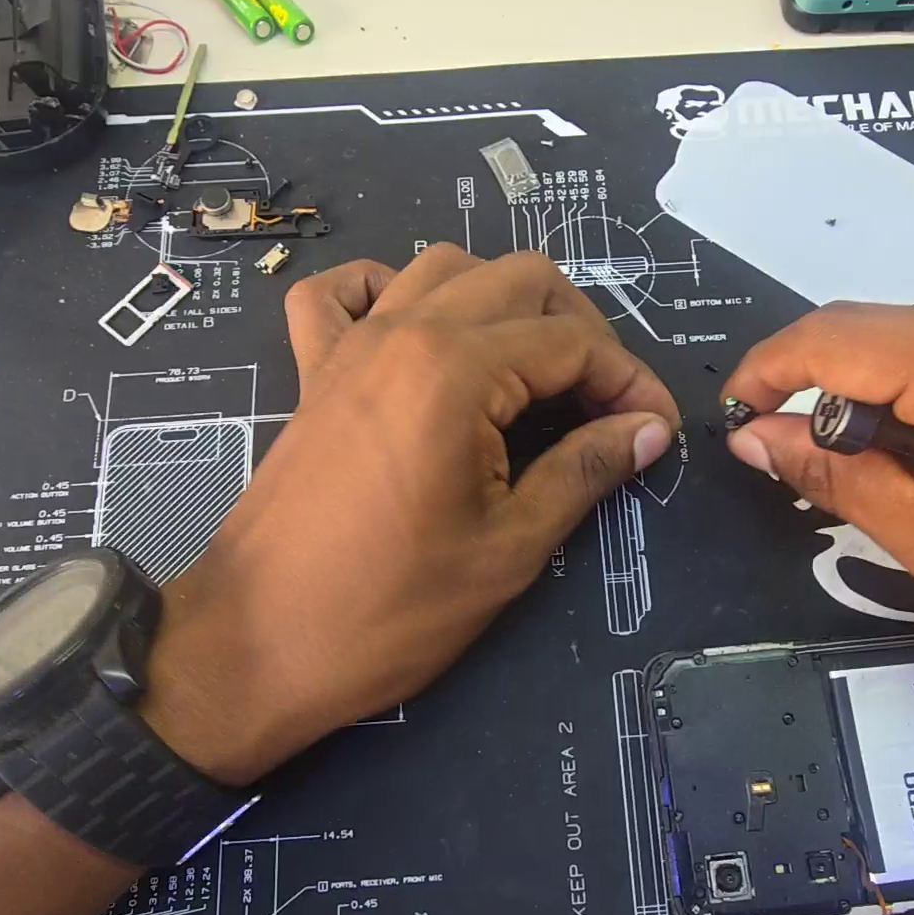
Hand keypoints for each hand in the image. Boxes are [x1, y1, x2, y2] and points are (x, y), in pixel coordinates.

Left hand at [144, 246, 679, 784]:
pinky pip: (345, 293)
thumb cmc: (391, 610)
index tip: (655, 431)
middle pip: (521, 281)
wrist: (258, 646)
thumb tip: (647, 430)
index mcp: (456, 370)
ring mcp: (350, 344)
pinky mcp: (314, 371)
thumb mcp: (508, 548)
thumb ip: (584, 472)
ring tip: (530, 374)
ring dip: (505, 306)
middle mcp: (404, 329)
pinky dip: (390, 293)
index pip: (573, 343)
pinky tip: (417, 336)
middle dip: (582, 334)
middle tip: (604, 406)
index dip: (628, 382)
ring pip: (446, 268)